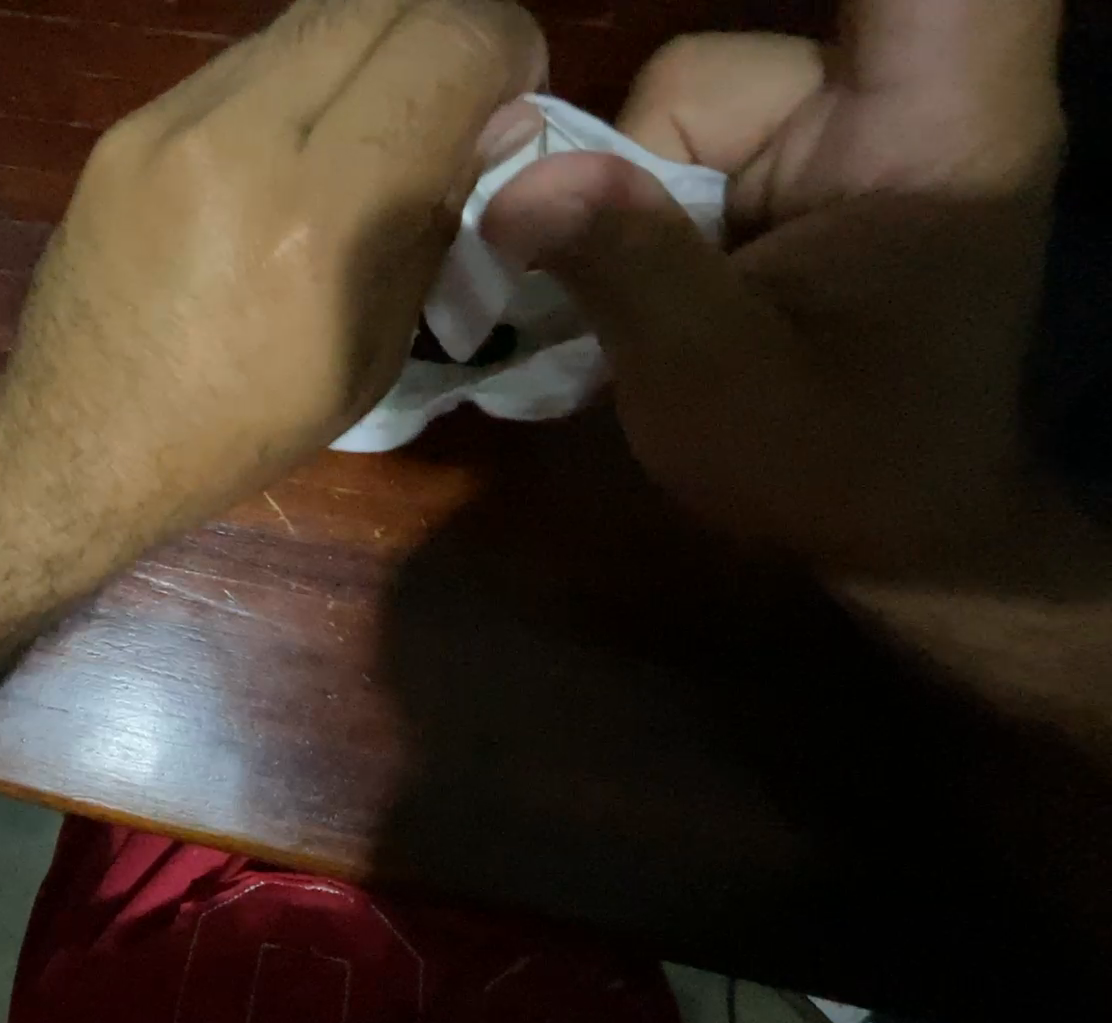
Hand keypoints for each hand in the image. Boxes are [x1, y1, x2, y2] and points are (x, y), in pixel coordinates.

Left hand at [0, 0, 544, 536]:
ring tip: (352, 131)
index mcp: (321, 220)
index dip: (504, 49)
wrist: (86, 444)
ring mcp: (167, 126)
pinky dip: (281, 89)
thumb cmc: (238, 431)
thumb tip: (481, 127)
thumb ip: (431, 227)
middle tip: (437, 98)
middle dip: (436, 31)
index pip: (450, 46)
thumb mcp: (367, 357)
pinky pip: (232, 70)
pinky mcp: (121, 132)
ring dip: (357, 55)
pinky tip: (271, 156)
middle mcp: (242, 144)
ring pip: (303, 20)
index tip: (502, 94)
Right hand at [480, 0, 1066, 577]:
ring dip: (617, 210)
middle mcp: (889, 114)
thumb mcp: (707, 375)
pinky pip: (671, 167)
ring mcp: (830, 155)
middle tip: (613, 279)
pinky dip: (625, 221)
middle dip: (628, 168)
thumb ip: (623, 267)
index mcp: (929, 131)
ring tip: (627, 305)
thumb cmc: (820, 463)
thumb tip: (513, 187)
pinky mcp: (785, 195)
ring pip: (669, 128)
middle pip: (712, 74)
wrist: (869, 528)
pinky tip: (631, 286)